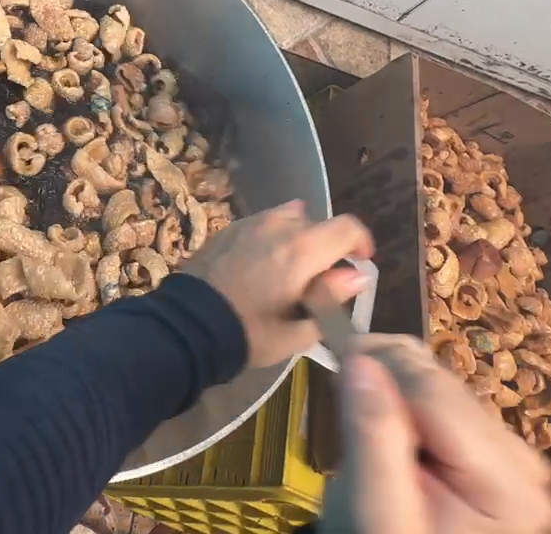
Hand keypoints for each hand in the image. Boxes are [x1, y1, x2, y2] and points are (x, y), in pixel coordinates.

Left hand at [181, 200, 372, 367]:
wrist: (189, 322)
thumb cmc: (251, 332)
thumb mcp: (299, 328)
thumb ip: (331, 298)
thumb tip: (357, 275)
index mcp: (302, 248)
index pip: (346, 226)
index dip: (361, 242)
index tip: (361, 263)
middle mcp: (278, 225)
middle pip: (317, 223)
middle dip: (328, 247)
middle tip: (322, 281)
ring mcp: (250, 223)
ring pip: (288, 218)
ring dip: (299, 238)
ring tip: (292, 271)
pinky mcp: (229, 228)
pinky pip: (263, 222)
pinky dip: (274, 237)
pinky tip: (265, 264)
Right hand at [334, 334, 550, 532]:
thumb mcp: (375, 512)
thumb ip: (373, 438)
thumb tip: (360, 361)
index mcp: (508, 487)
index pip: (434, 393)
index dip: (380, 380)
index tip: (338, 384)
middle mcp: (520, 460)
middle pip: (436, 381)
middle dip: (382, 377)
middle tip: (343, 402)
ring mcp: (505, 449)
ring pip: (432, 374)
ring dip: (385, 378)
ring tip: (357, 411)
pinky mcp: (484, 440)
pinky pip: (433, 383)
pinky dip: (395, 384)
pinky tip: (377, 409)